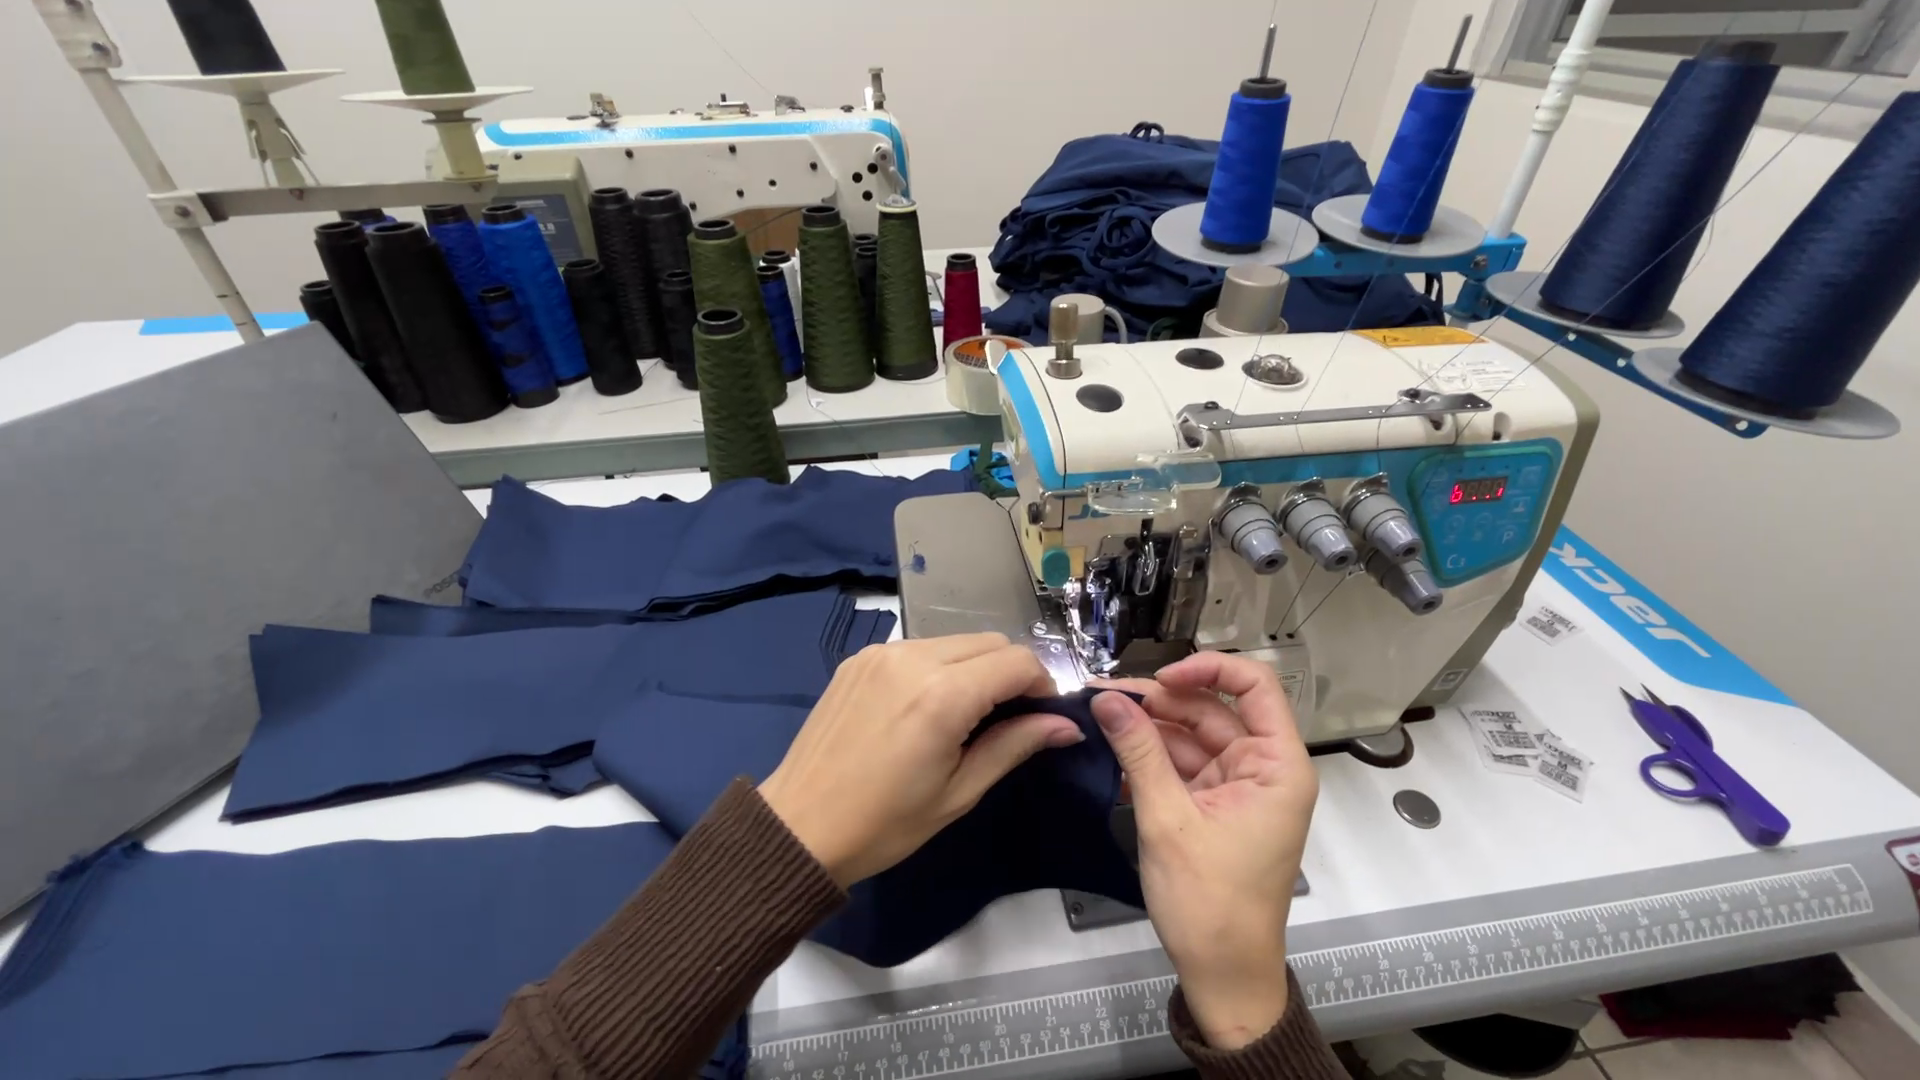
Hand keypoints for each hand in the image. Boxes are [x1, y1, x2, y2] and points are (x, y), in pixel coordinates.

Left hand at [759, 633, 1081, 886]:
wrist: (798, 827)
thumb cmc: (885, 823)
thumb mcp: (959, 792)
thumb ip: (1015, 745)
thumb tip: (1067, 725)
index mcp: (943, 695)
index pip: (1018, 662)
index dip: (1042, 686)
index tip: (1042, 718)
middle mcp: (914, 658)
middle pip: (990, 642)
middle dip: (1011, 673)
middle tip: (1008, 718)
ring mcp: (882, 652)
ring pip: (955, 641)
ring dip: (975, 667)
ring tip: (966, 715)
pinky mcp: (860, 657)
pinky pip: (918, 648)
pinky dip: (938, 667)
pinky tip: (926, 707)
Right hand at [1090, 653, 1317, 1050]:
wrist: (1222, 972)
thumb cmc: (1210, 901)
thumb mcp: (1167, 819)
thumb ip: (1138, 752)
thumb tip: (1106, 700)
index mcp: (1276, 765)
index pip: (1254, 686)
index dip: (1208, 668)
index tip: (1159, 678)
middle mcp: (1262, 767)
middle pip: (1210, 709)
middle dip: (1157, 701)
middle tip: (1103, 696)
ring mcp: (1236, 785)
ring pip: (1190, 735)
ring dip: (1147, 728)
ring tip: (1099, 717)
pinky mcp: (1214, 804)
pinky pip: (1181, 764)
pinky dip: (1149, 759)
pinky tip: (1113, 754)